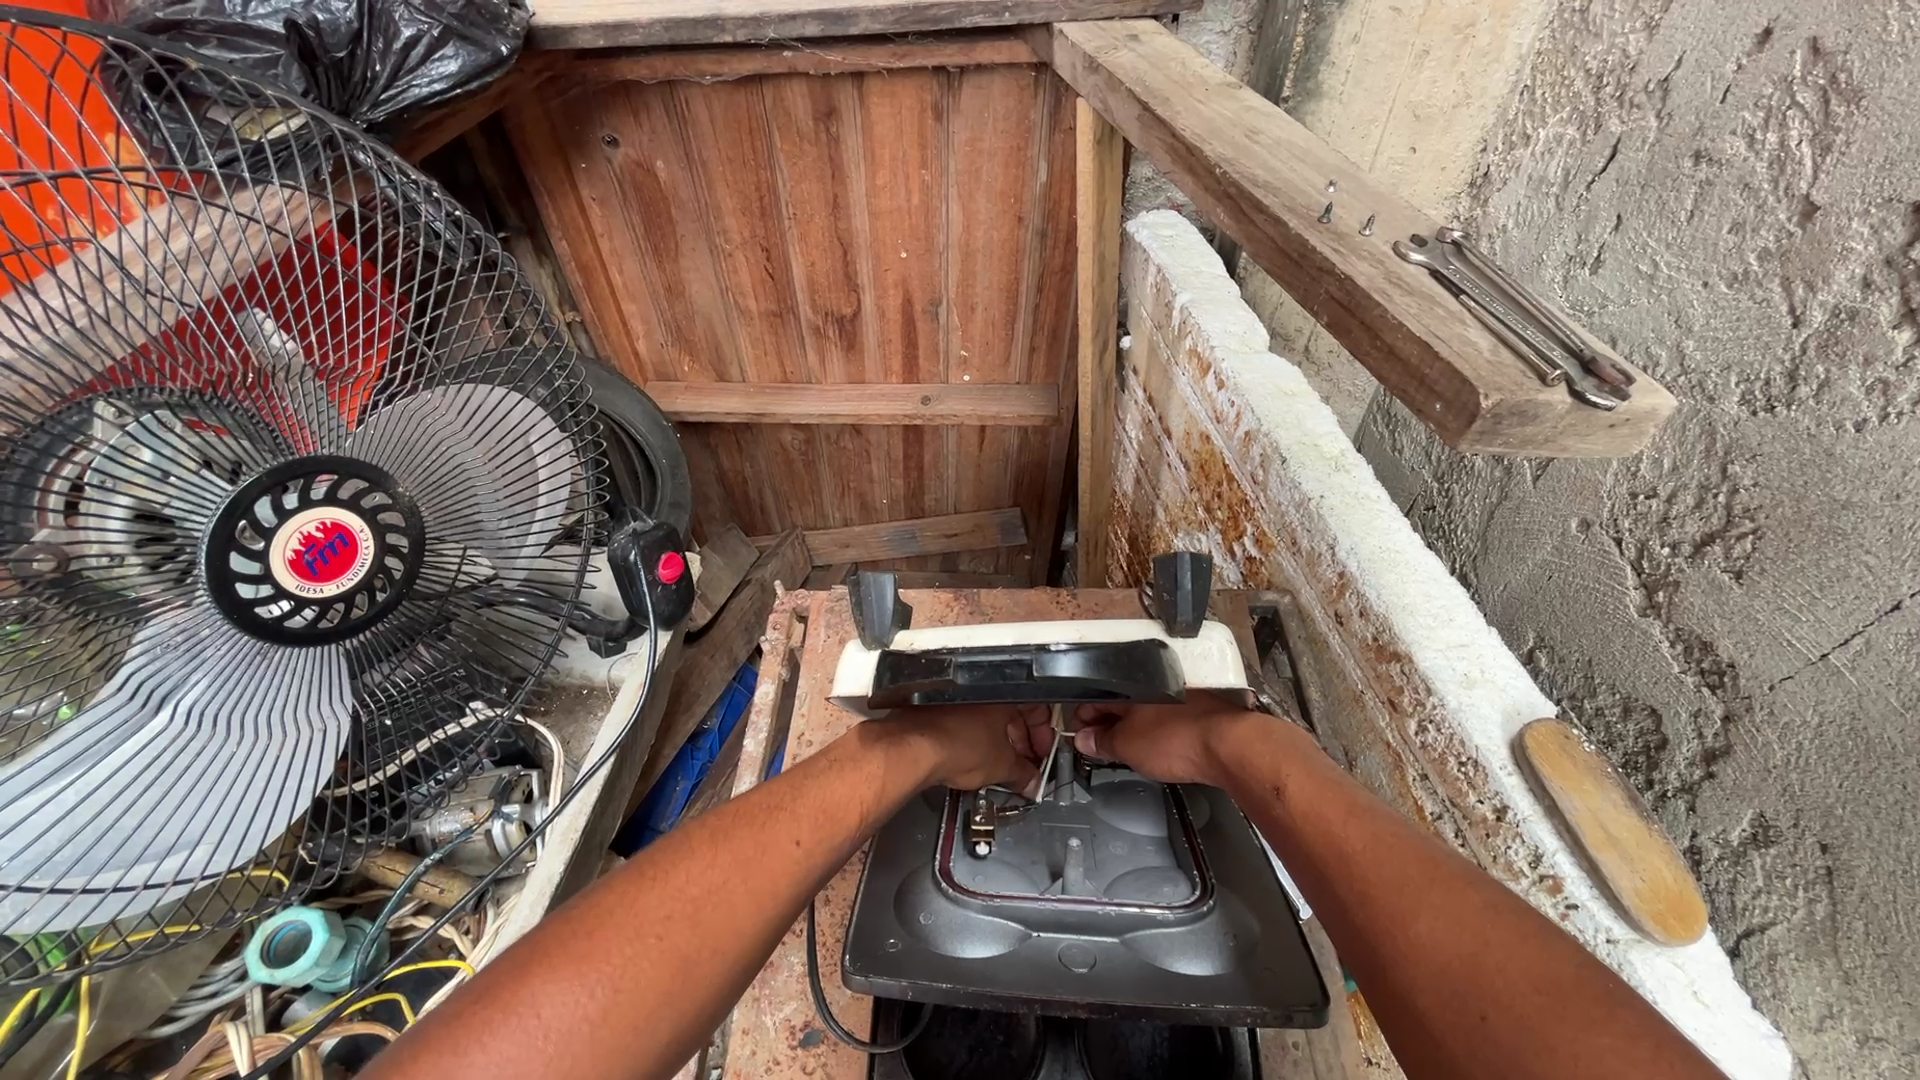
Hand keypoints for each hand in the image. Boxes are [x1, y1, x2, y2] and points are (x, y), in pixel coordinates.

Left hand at [880, 703, 1053, 790]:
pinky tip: (977, 764)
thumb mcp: (1001, 765)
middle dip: (1022, 744)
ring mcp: (959, 701)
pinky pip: (968, 727)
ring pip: (989, 722)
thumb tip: (1031, 782)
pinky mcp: (939, 714)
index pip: (1036, 708)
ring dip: (1000, 746)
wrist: (913, 747)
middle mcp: (981, 693)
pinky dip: (977, 744)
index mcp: (1003, 696)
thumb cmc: (955, 743)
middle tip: (1026, 767)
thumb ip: (1022, 774)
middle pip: (1013, 716)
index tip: (1042, 755)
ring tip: (1002, 771)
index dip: (1044, 735)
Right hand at [1072, 692, 1267, 785]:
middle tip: (1101, 748)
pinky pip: (1166, 716)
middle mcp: (1152, 682)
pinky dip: (1156, 730)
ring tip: (1129, 751)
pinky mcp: (1197, 708)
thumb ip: (1102, 742)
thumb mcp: (1127, 747)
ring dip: (1132, 727)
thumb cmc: (1179, 739)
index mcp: (1128, 686)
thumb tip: (1085, 740)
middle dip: (1106, 724)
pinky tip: (1157, 747)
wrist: (1229, 744)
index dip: (1082, 720)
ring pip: (1143, 708)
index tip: (1080, 738)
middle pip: (1118, 702)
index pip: (1093, 700)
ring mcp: (1176, 693)